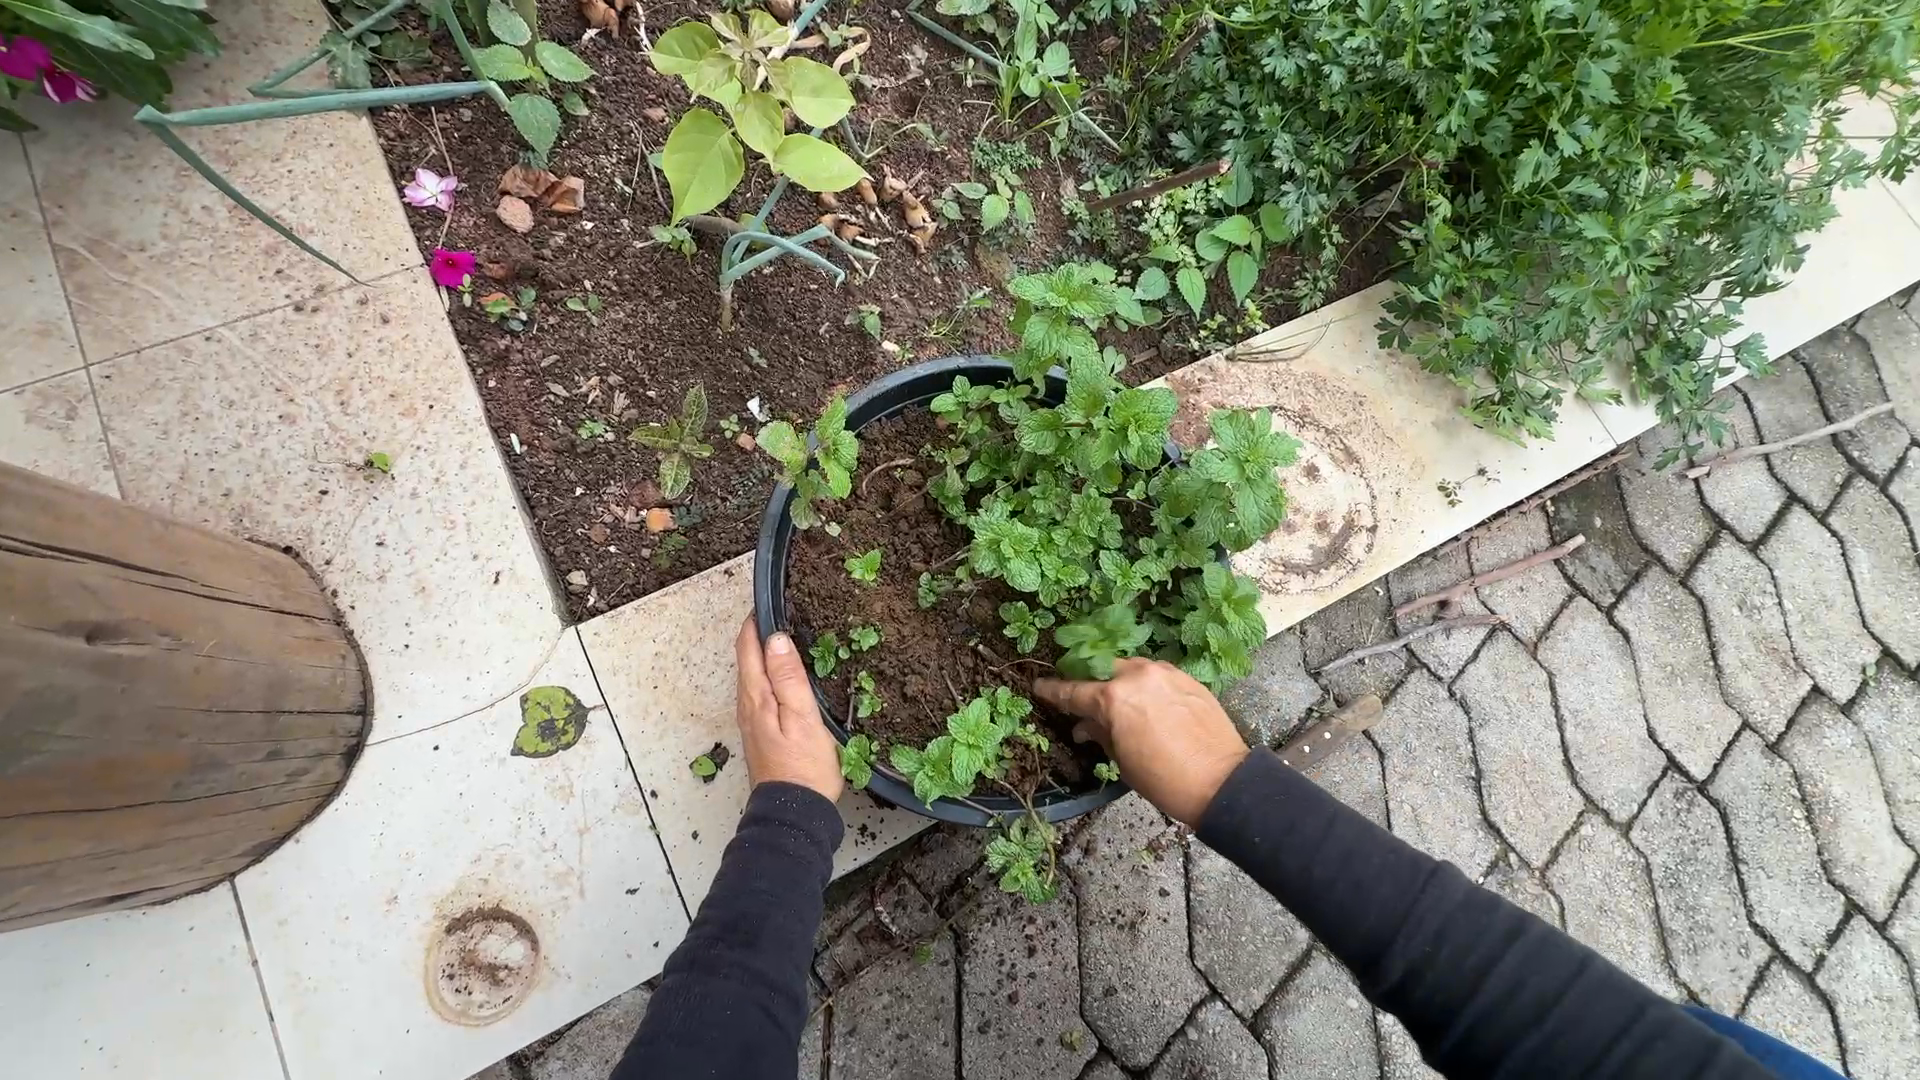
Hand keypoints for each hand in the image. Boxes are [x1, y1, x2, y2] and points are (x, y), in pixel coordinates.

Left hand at [734, 617, 843, 802]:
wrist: (793, 812)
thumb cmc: (804, 766)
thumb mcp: (802, 717)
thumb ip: (788, 678)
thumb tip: (776, 639)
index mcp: (756, 696)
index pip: (747, 647)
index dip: (755, 622)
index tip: (771, 601)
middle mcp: (747, 705)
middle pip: (746, 659)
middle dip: (759, 633)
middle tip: (784, 612)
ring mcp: (752, 719)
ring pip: (753, 675)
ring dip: (765, 653)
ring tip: (788, 636)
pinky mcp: (761, 731)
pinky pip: (761, 690)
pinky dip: (770, 673)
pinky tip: (787, 674)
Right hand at [1034, 658, 1248, 825]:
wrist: (1221, 782)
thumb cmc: (1163, 779)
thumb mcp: (1121, 760)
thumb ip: (1099, 733)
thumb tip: (1084, 726)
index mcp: (1112, 698)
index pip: (1073, 691)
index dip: (1053, 691)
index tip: (1039, 687)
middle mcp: (1135, 675)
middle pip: (1101, 671)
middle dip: (1089, 683)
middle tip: (1084, 698)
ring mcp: (1163, 672)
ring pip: (1129, 669)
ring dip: (1118, 682)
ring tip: (1119, 703)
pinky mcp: (1185, 677)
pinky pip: (1154, 674)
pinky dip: (1144, 685)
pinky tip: (1147, 704)